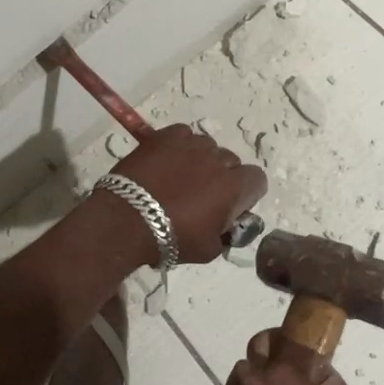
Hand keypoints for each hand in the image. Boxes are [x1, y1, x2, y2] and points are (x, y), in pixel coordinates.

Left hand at [105, 123, 266, 264]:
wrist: (127, 219)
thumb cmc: (171, 239)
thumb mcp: (209, 250)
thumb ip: (225, 234)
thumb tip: (225, 226)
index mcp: (234, 186)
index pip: (257, 179)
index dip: (245, 193)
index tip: (230, 206)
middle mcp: (218, 159)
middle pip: (231, 162)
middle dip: (221, 177)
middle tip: (200, 195)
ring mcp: (191, 143)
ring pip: (207, 147)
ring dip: (200, 160)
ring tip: (178, 177)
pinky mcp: (166, 135)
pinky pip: (183, 135)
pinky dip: (179, 146)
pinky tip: (165, 162)